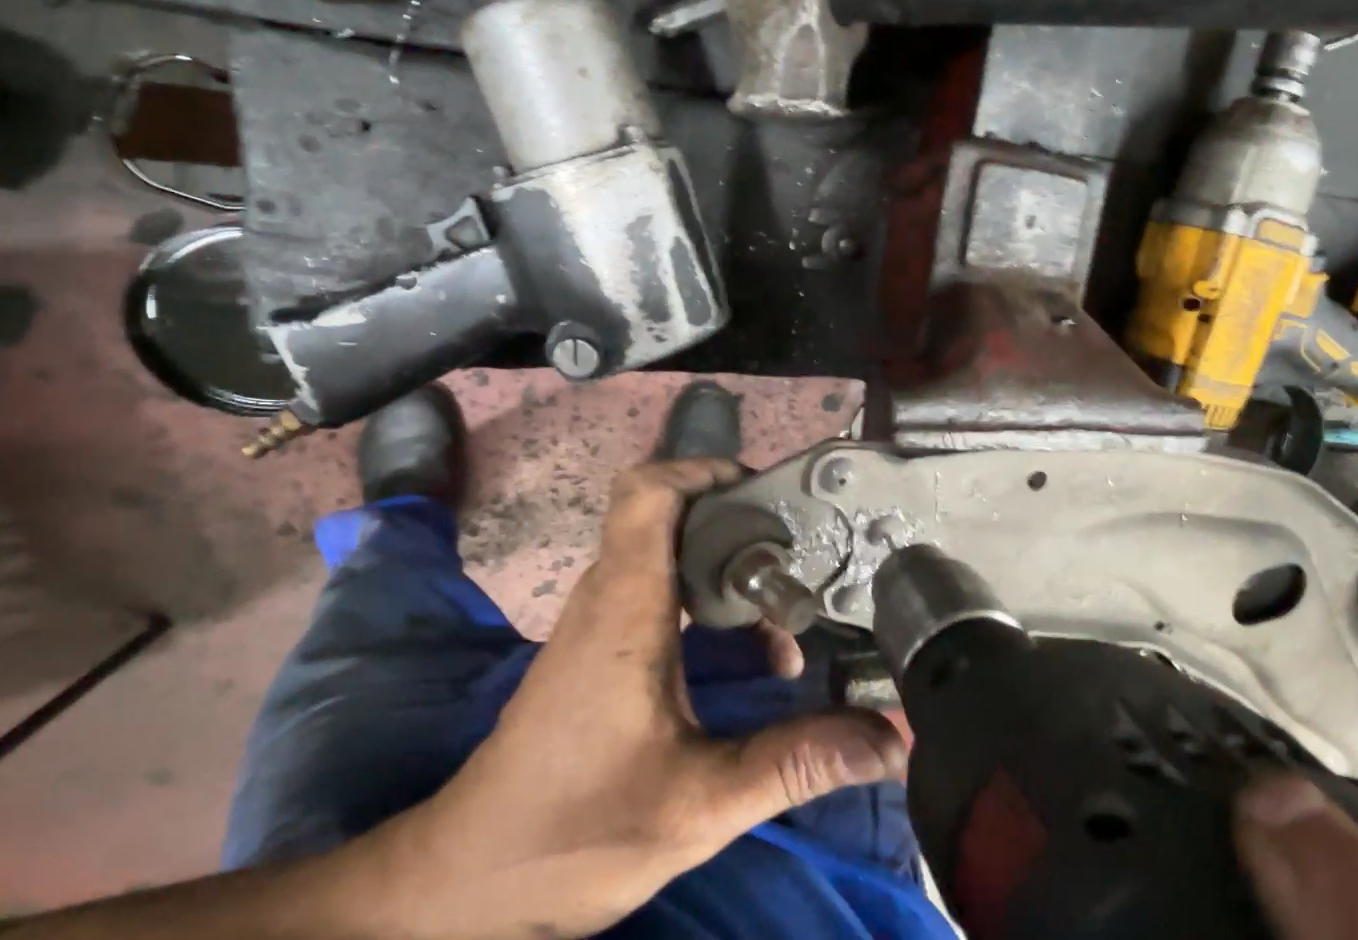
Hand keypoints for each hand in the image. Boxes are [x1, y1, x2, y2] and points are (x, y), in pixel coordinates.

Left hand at [357, 458, 907, 939]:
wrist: (465, 884)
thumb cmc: (573, 831)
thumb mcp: (699, 804)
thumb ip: (797, 762)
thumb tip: (892, 740)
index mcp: (625, 610)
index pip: (648, 493)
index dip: (705, 471)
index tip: (769, 494)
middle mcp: (605, 602)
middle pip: (665, 517)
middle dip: (738, 520)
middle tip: (806, 551)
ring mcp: (595, 629)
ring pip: (663, 558)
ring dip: (726, 567)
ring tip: (791, 607)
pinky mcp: (594, 659)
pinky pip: (655, 596)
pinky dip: (707, 603)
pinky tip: (751, 660)